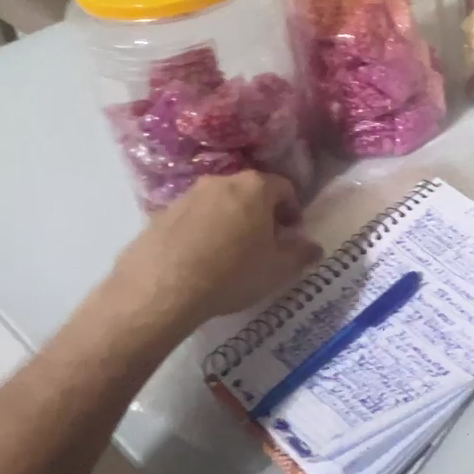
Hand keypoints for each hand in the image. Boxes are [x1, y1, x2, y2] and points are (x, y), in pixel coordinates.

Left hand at [108, 172, 323, 334]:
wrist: (158, 292)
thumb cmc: (230, 274)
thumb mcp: (277, 270)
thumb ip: (301, 254)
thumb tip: (315, 248)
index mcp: (255, 186)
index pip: (285, 188)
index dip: (292, 210)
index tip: (290, 233)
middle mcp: (221, 181)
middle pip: (249, 192)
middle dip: (259, 213)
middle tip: (262, 243)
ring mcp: (187, 196)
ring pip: (217, 204)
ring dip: (227, 221)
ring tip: (226, 255)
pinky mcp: (158, 216)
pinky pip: (189, 220)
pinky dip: (198, 233)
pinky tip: (196, 263)